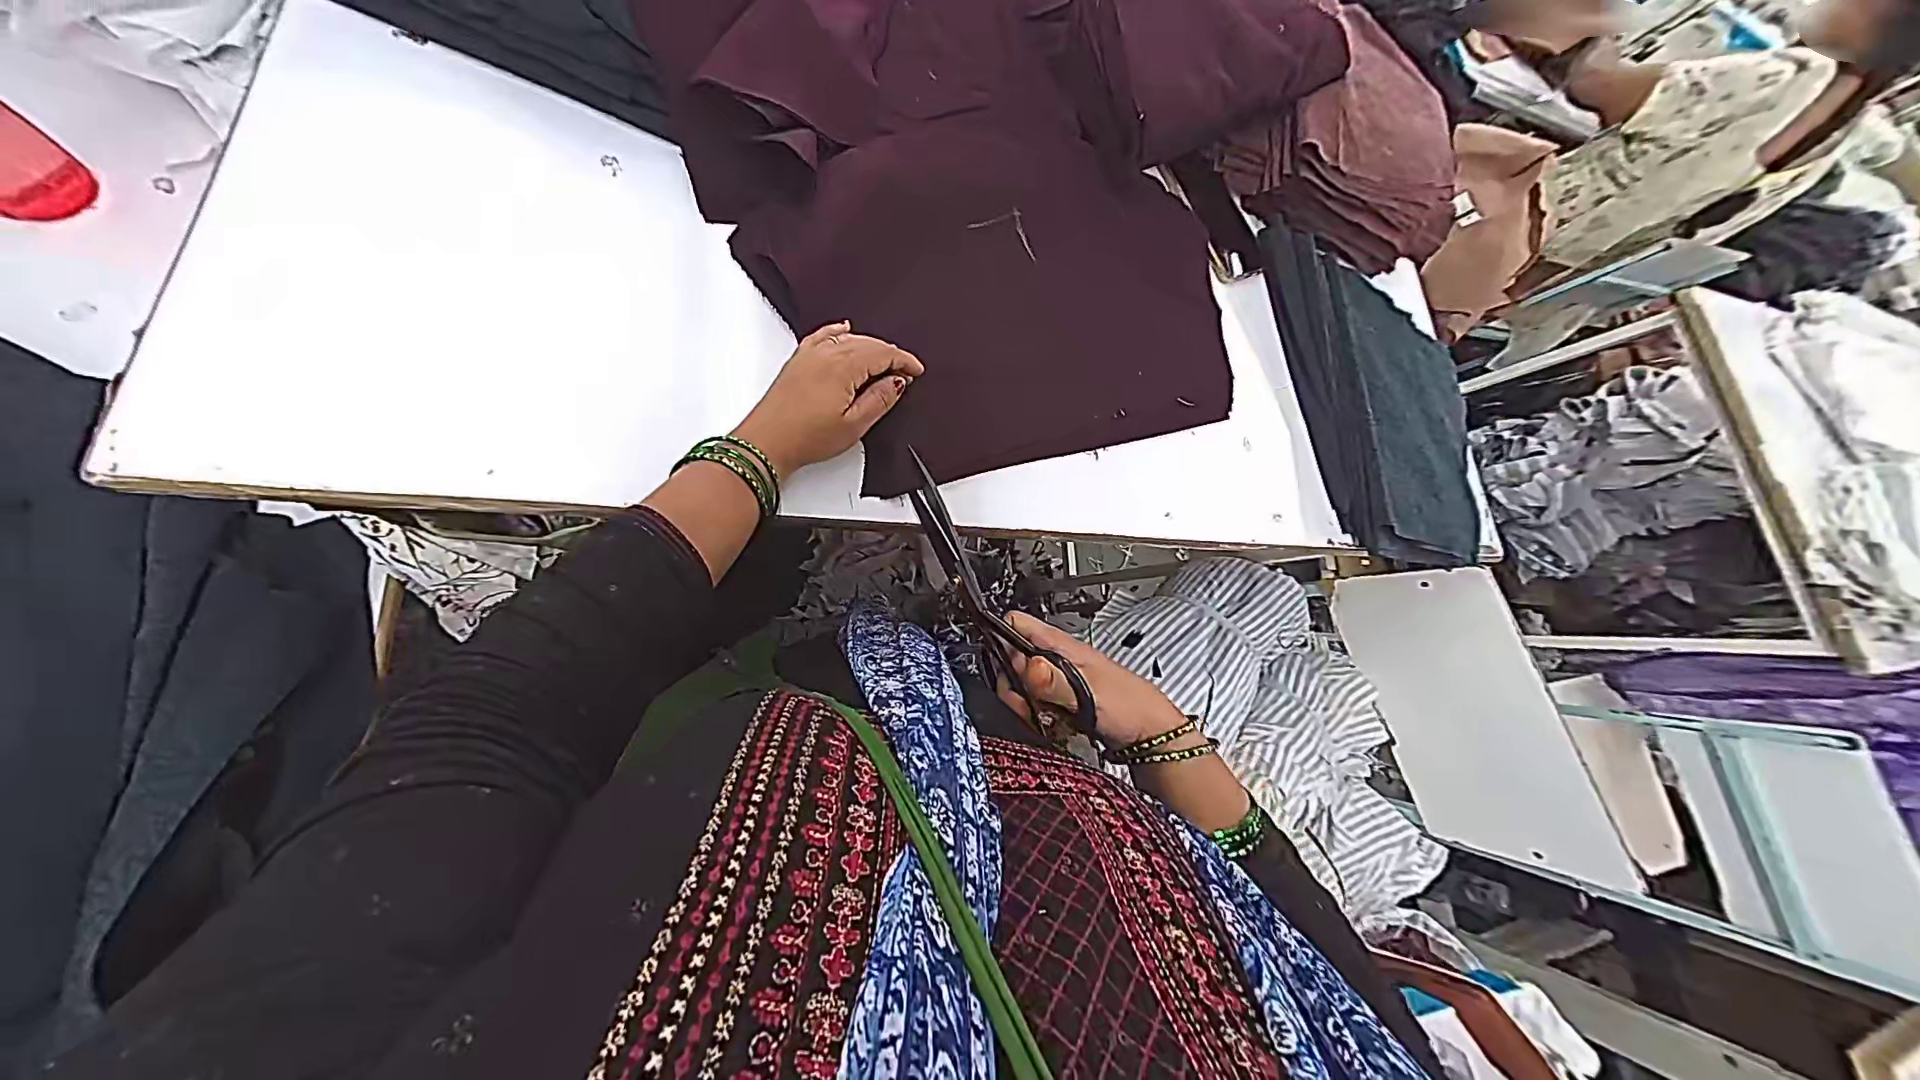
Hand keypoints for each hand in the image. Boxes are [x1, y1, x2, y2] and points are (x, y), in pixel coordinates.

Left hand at [731, 322, 924, 477]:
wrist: (767, 443)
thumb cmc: (804, 437)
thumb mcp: (854, 425)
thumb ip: (880, 399)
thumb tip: (898, 382)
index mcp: (843, 366)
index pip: (883, 353)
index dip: (904, 361)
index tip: (916, 370)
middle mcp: (825, 353)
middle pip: (868, 343)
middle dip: (890, 355)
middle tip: (904, 372)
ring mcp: (810, 354)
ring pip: (849, 338)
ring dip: (870, 347)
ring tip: (882, 363)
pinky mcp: (799, 360)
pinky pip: (824, 335)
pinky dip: (839, 331)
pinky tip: (844, 329)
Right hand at [994, 611, 1192, 746]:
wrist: (1151, 733)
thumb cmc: (1129, 706)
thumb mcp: (1088, 693)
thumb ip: (1055, 681)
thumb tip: (1027, 666)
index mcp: (1060, 645)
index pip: (1015, 625)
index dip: (1001, 643)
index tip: (1006, 672)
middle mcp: (1056, 657)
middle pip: (1012, 659)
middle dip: (1011, 683)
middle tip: (1024, 705)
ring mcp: (1058, 678)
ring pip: (1022, 683)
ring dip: (1024, 703)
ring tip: (1041, 717)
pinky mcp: (1060, 698)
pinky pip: (1035, 702)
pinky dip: (1036, 714)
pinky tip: (1049, 723)